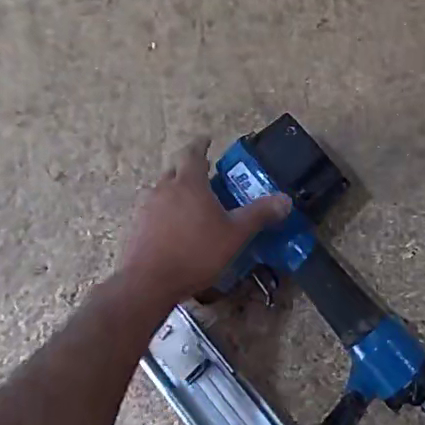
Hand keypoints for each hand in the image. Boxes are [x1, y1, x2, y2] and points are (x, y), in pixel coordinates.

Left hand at [116, 138, 291, 302]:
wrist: (148, 283)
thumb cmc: (196, 252)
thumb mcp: (236, 233)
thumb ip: (260, 214)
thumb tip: (286, 200)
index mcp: (189, 184)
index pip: (192, 153)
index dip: (200, 145)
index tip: (207, 140)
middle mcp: (164, 190)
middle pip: (175, 170)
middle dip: (189, 167)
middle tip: (205, 171)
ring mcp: (147, 209)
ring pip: (163, 190)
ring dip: (178, 189)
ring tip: (195, 201)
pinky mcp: (137, 228)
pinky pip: (155, 210)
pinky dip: (168, 210)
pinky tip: (179, 227)